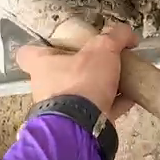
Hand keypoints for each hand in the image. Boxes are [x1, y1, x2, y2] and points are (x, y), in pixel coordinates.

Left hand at [14, 22, 138, 118]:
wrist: (84, 125)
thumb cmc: (82, 82)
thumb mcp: (102, 49)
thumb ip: (115, 36)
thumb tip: (128, 33)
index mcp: (40, 65)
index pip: (28, 53)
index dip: (42, 46)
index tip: (61, 43)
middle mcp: (46, 87)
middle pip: (60, 73)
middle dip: (81, 68)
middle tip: (100, 61)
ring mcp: (61, 108)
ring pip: (80, 92)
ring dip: (99, 87)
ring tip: (122, 78)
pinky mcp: (79, 123)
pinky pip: (97, 108)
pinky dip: (114, 102)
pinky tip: (131, 96)